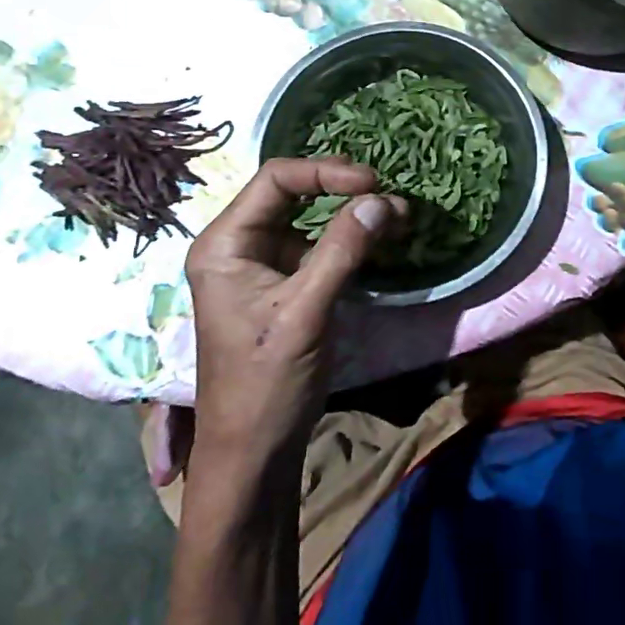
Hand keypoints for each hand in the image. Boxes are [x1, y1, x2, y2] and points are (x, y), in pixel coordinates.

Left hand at [185, 157, 403, 470]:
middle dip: (342, 191)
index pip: (275, 180)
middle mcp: (238, 244)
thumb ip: (342, 251)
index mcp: (225, 243)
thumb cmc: (266, 382)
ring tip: (399, 218)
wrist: (254, 453)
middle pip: (292, 194)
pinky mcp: (283, 284)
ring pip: (310, 219)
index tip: (372, 181)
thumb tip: (383, 200)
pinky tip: (383, 241)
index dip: (325, 172)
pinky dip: (350, 241)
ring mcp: (261, 264)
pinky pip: (318, 247)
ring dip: (352, 216)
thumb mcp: (305, 312)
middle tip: (390, 197)